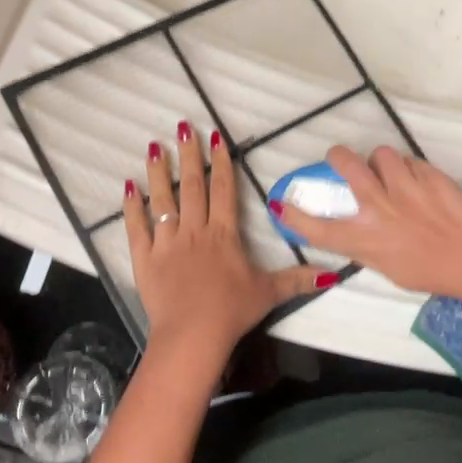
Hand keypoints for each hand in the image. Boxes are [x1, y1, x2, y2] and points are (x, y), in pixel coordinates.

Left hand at [125, 121, 332, 358]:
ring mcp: (167, 243)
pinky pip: (137, 227)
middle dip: (189, 155)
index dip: (220, 162)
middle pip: (192, 186)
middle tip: (183, 128)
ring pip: (162, 200)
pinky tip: (129, 186)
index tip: (215, 137)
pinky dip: (132, 206)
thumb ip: (298, 280)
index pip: (222, 190)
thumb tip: (332, 273)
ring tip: (154, 145)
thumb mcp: (269, 293)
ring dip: (159, 171)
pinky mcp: (145, 259)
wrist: (192, 335)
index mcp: (224, 234)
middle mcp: (195, 231)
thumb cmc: (231, 312)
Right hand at [272, 145, 461, 305]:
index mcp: (364, 239)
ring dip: (382, 162)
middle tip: (342, 160)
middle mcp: (377, 208)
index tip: (282, 204)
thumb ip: (368, 245)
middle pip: (345, 163)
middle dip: (338, 156)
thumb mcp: (388, 268)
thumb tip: (358, 230)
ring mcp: (403, 186)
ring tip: (392, 173)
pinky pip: (410, 161)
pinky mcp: (427, 174)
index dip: (293, 215)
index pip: (316, 226)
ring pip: (381, 153)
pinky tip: (419, 184)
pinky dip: (410, 170)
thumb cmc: (431, 273)